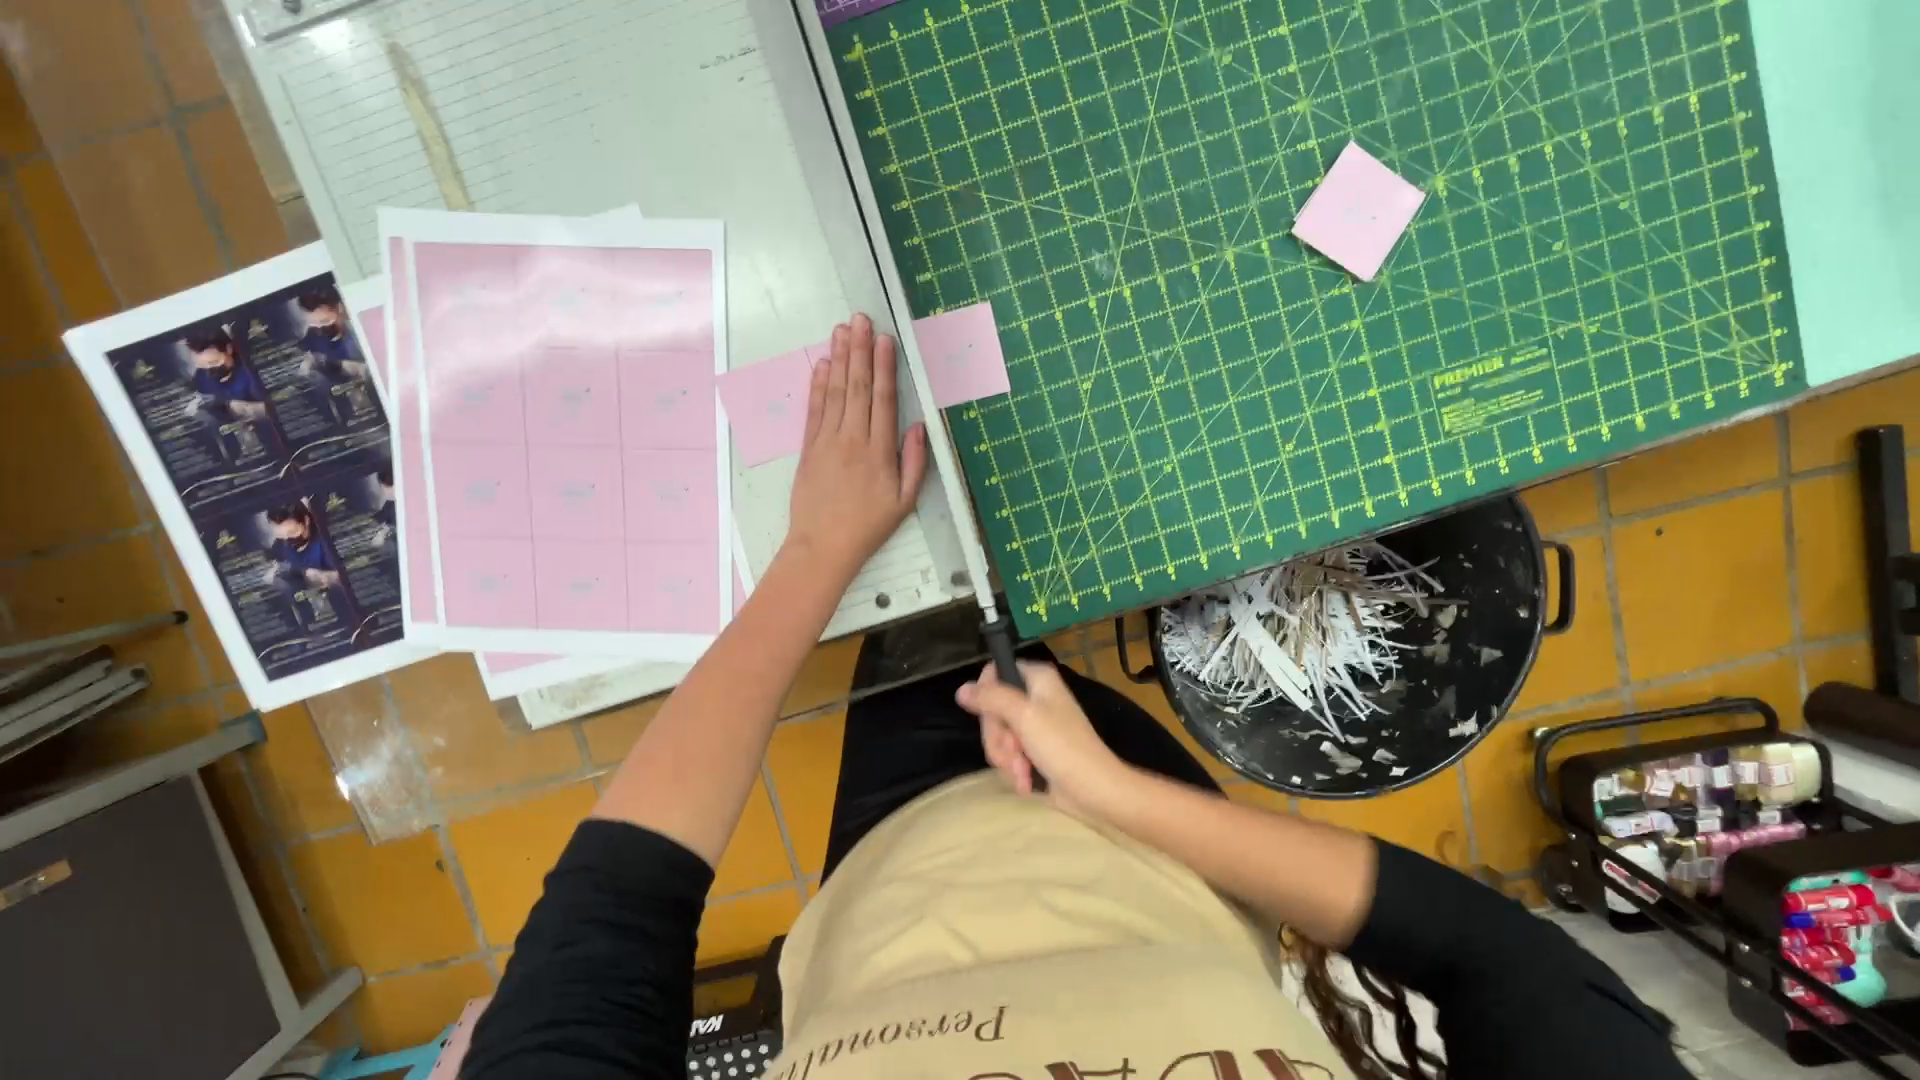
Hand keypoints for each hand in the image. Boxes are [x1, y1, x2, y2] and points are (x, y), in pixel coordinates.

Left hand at [784, 313, 928, 580]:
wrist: (823, 547)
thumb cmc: (868, 527)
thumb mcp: (905, 501)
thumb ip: (915, 462)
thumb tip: (920, 426)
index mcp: (880, 452)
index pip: (883, 399)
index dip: (884, 366)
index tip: (886, 339)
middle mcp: (853, 440)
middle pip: (857, 387)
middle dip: (860, 350)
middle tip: (861, 318)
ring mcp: (827, 442)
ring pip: (834, 392)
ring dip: (838, 359)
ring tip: (842, 330)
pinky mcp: (808, 449)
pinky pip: (814, 411)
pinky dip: (817, 385)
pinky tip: (822, 364)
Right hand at [955, 661, 1132, 816]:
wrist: (1093, 791)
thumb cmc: (1063, 747)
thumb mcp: (1024, 716)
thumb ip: (991, 698)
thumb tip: (961, 689)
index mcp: (1037, 680)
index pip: (995, 672)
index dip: (986, 694)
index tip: (991, 714)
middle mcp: (1034, 698)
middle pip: (991, 709)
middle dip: (999, 738)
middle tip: (1014, 750)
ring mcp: (1033, 726)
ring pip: (997, 736)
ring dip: (1006, 758)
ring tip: (1024, 770)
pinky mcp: (1032, 752)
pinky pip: (1008, 756)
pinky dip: (1015, 770)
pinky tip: (1027, 781)